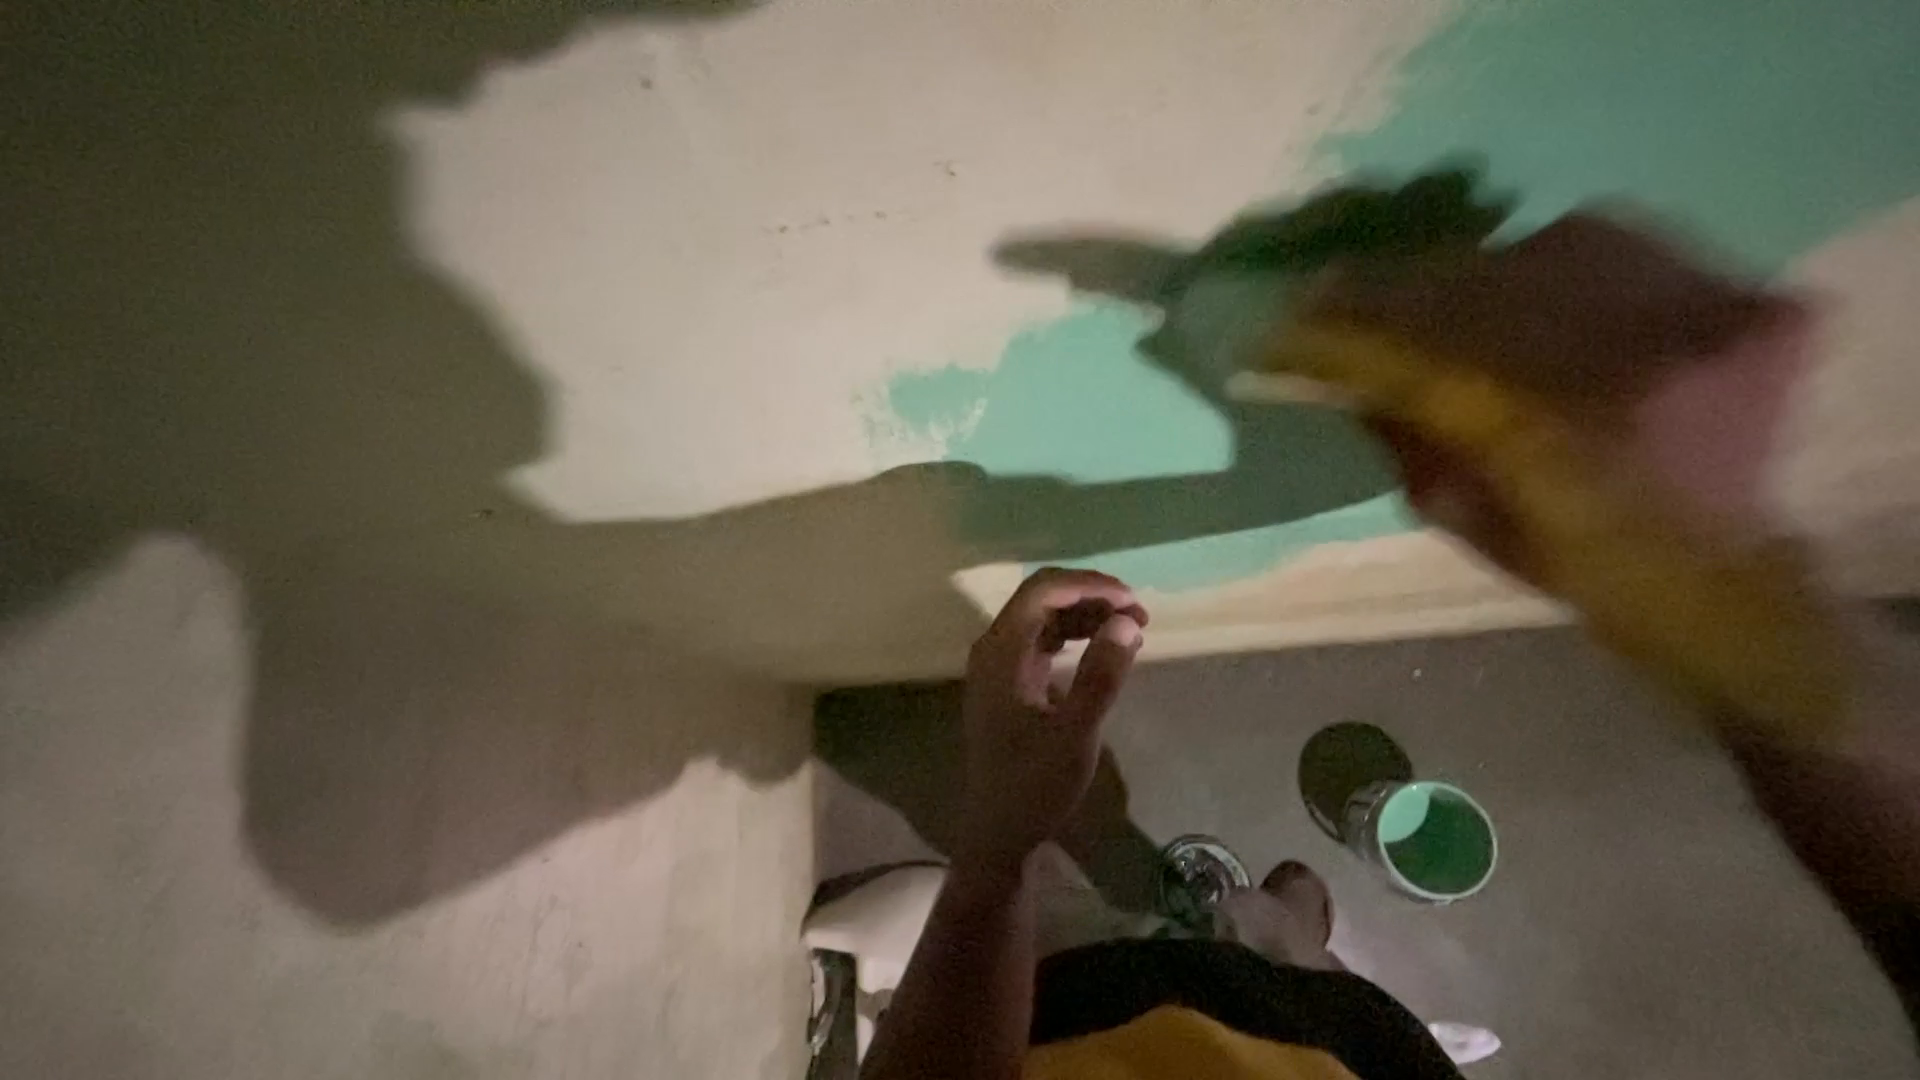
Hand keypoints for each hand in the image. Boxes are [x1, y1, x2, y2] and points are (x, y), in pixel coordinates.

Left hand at [956, 568, 1147, 875]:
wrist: (998, 831)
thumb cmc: (1034, 786)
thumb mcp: (1076, 735)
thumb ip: (1101, 677)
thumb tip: (1126, 622)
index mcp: (1000, 653)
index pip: (1041, 591)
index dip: (1089, 586)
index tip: (1132, 602)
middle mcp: (993, 648)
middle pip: (1041, 597)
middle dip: (1091, 597)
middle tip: (1138, 617)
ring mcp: (999, 664)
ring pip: (1044, 617)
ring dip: (1086, 615)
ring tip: (1131, 630)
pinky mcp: (1010, 681)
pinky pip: (1043, 641)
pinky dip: (1075, 636)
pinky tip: (1104, 648)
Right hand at [1307, 212, 1814, 576]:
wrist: (1745, 574)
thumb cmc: (1585, 570)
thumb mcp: (1471, 523)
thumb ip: (1407, 443)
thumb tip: (1346, 381)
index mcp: (1555, 443)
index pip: (1417, 364)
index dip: (1337, 342)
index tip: (1273, 336)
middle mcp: (1629, 363)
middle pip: (1473, 294)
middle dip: (1382, 293)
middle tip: (1318, 293)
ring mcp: (1694, 316)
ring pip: (1534, 253)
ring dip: (1450, 273)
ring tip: (1397, 287)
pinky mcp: (1737, 295)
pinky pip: (1607, 245)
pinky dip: (1534, 258)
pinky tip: (1499, 280)